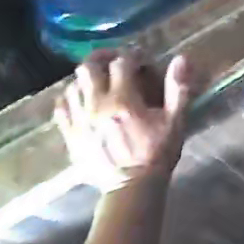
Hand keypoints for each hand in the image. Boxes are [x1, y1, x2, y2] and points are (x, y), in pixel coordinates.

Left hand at [54, 52, 193, 193]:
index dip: (132, 55)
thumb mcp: (175, 121)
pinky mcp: (71, 135)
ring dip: (86, 78)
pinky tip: (81, 100)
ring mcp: (80, 121)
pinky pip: (61, 108)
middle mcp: (97, 106)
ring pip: (73, 85)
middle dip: (102, 58)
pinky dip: (69, 98)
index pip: (122, 62)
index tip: (141, 59)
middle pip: (88, 67)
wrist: (132, 188)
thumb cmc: (157, 153)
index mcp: (124, 100)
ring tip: (99, 81)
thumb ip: (178, 88)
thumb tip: (182, 58)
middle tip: (114, 61)